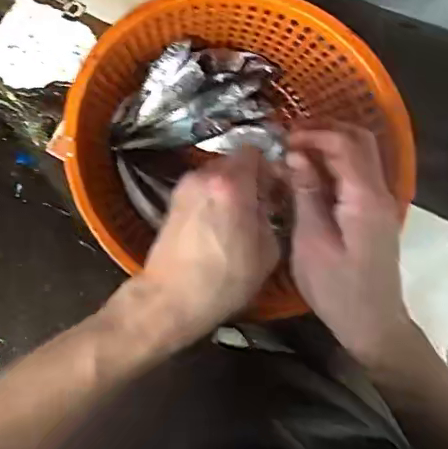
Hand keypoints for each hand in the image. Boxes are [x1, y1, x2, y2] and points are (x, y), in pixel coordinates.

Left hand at [129, 148, 278, 344]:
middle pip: (233, 161)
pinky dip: (212, 197)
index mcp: (231, 183)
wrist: (172, 297)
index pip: (254, 151)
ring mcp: (184, 185)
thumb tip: (266, 200)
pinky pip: (201, 188)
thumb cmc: (225, 279)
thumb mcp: (267, 250)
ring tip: (238, 216)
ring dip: (229, 187)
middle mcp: (204, 175)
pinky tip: (217, 223)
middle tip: (259, 202)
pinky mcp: (172, 199)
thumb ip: (269, 213)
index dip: (268, 165)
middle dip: (248, 176)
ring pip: (215, 174)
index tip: (275, 184)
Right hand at [285, 124, 419, 366]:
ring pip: (361, 153)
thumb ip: (305, 193)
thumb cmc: (337, 289)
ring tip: (294, 150)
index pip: (345, 145)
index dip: (313, 134)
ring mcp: (380, 201)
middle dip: (324, 130)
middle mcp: (379, 193)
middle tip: (289, 137)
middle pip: (360, 140)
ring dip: (330, 143)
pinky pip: (357, 172)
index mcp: (365, 198)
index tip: (282, 141)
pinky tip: (308, 172)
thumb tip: (295, 154)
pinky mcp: (373, 212)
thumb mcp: (311, 241)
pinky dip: (334, 161)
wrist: (373, 325)